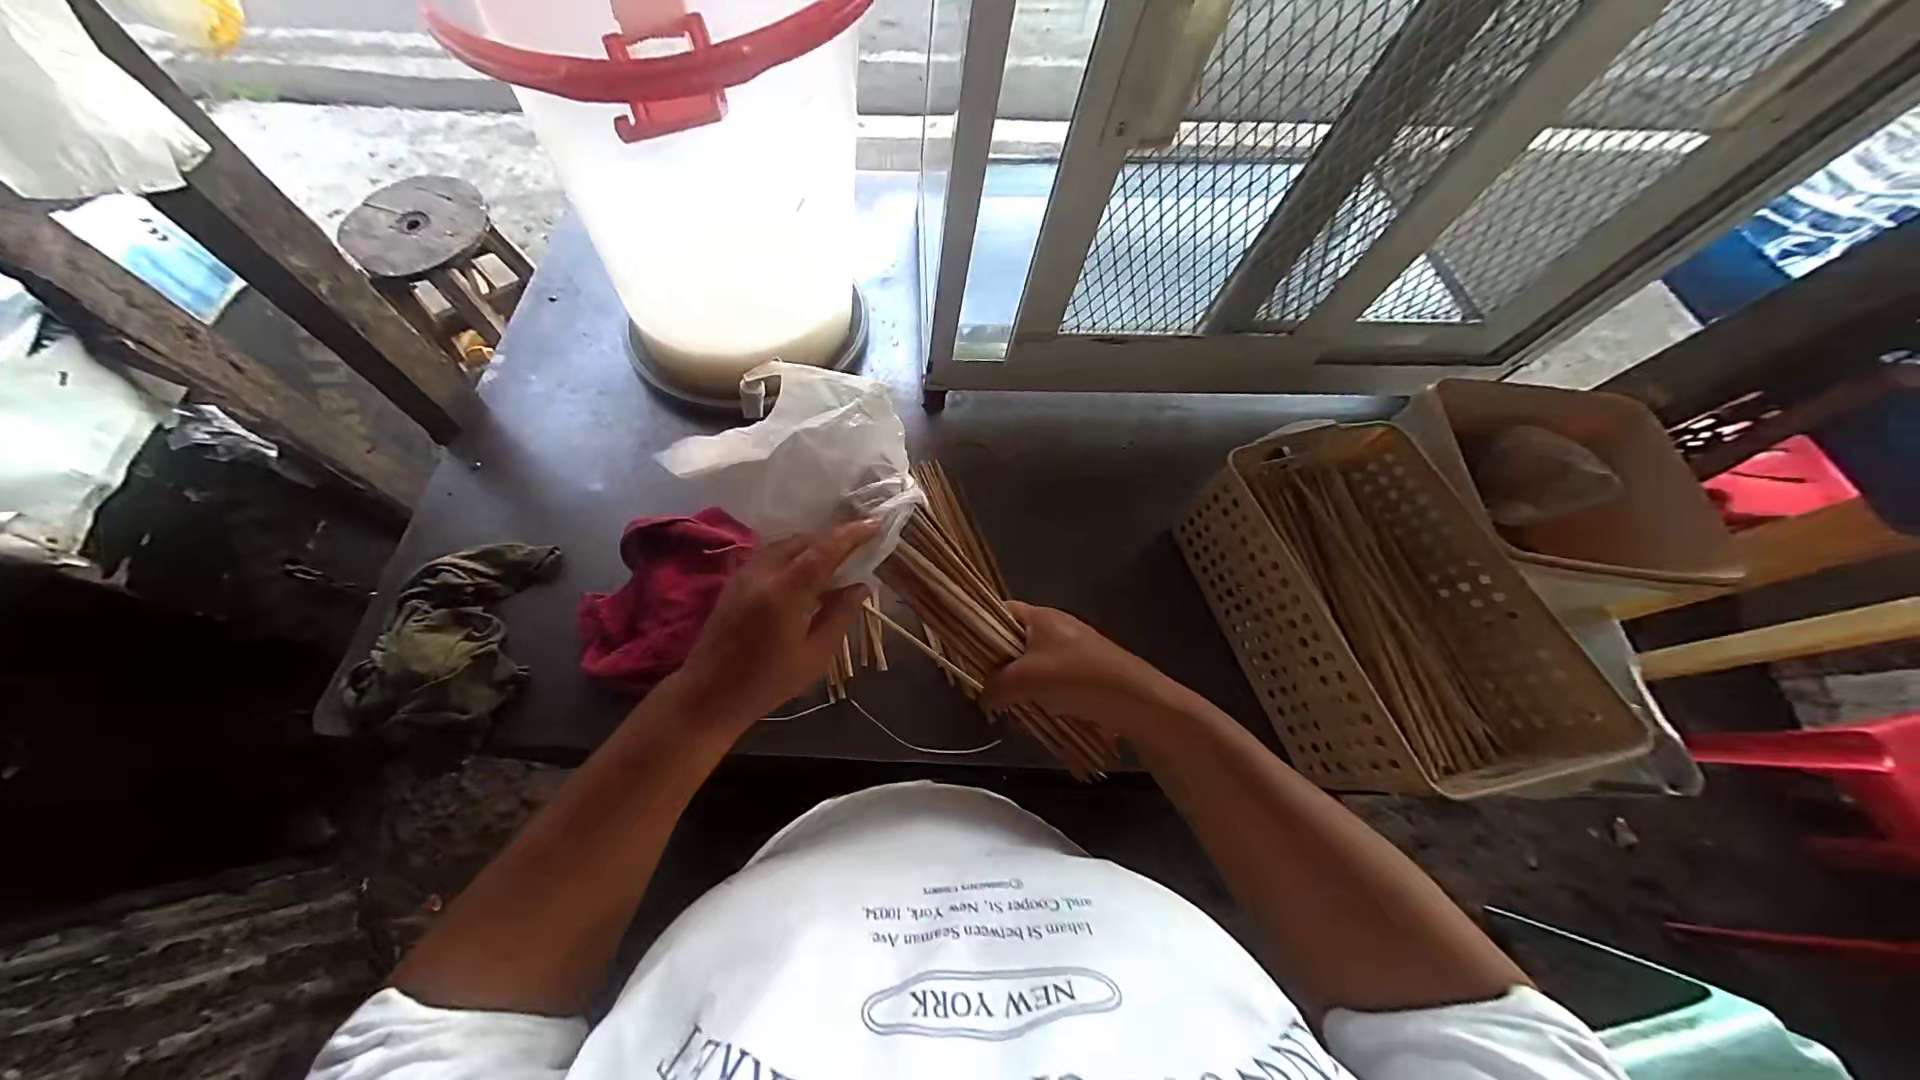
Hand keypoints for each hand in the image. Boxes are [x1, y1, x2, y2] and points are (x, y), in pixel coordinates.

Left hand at [665, 520, 877, 725]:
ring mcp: (746, 573)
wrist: (710, 693)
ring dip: (815, 541)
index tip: (875, 525)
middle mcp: (763, 573)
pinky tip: (808, 564)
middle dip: (835, 536)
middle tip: (862, 539)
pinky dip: (795, 550)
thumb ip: (840, 616)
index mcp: (785, 593)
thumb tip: (861, 586)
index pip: (824, 551)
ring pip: (786, 542)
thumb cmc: (768, 682)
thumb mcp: (815, 656)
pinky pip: (772, 551)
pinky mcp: (737, 579)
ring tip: (840, 550)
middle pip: (804, 540)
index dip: (851, 535)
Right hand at [981, 603, 1186, 741]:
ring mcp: (1071, 650)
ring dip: (1018, 687)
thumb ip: (995, 687)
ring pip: (1029, 665)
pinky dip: (1039, 696)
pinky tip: (1038, 716)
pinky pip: (1049, 681)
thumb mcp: (1026, 680)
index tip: (966, 655)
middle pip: (1012, 641)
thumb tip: (982, 699)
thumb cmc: (1078, 678)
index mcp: (1040, 617)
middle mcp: (1054, 627)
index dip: (978, 628)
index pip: (999, 611)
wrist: (1138, 702)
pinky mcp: (1083, 673)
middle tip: (988, 690)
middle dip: (998, 667)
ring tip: (1012, 709)